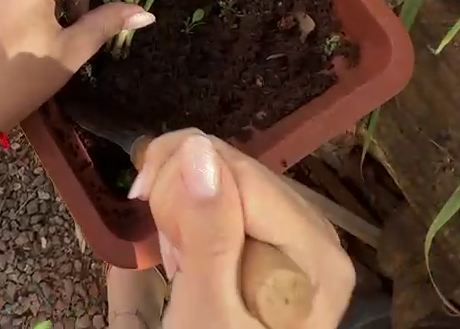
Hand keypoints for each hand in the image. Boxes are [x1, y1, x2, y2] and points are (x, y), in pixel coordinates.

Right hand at [133, 132, 353, 328]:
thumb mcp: (206, 314)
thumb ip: (208, 232)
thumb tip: (199, 148)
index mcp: (316, 253)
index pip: (239, 173)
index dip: (182, 177)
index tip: (143, 207)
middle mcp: (315, 235)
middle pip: (233, 169)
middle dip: (179, 189)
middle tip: (157, 240)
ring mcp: (296, 238)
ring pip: (223, 175)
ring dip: (180, 201)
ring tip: (171, 254)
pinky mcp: (274, 241)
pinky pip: (225, 194)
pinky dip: (190, 211)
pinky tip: (181, 251)